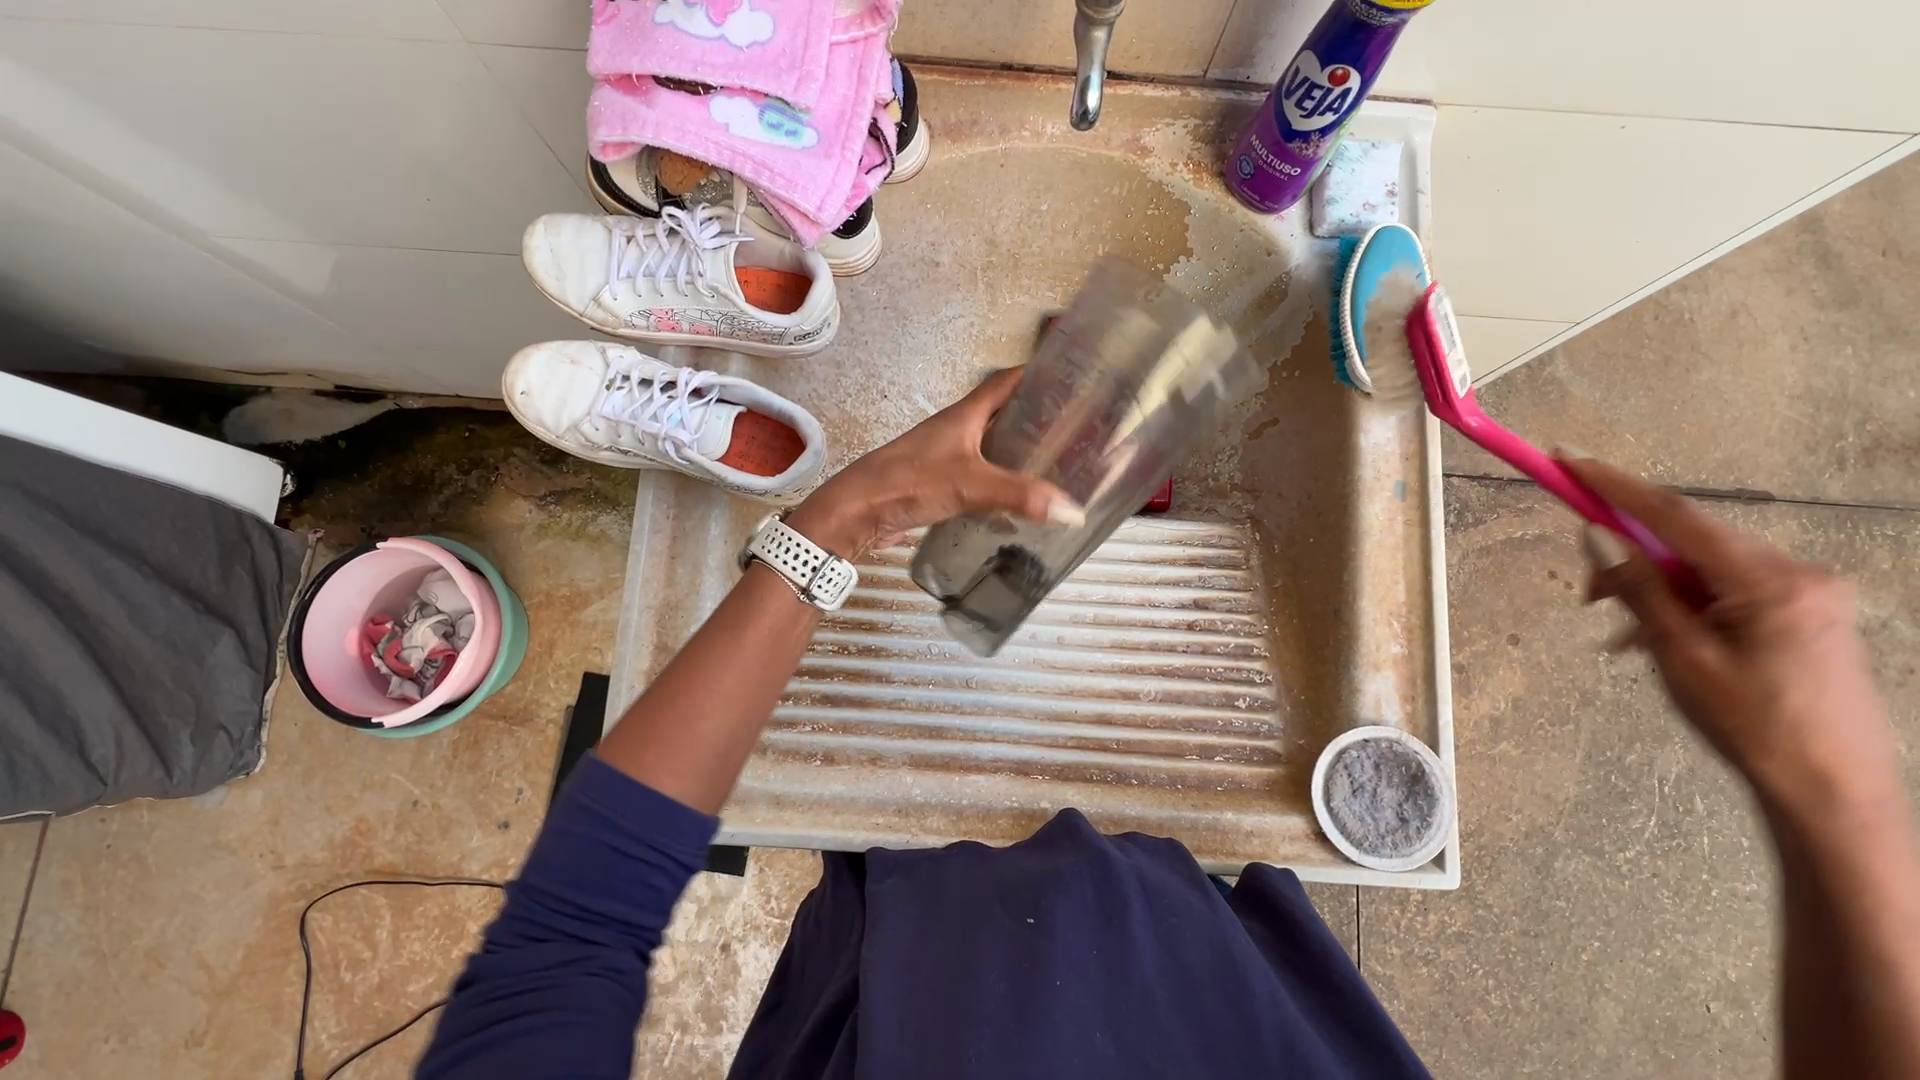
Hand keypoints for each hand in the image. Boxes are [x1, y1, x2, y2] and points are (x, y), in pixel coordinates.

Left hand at [785, 367, 1082, 561]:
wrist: (856, 511)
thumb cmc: (907, 482)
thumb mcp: (970, 485)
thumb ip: (1020, 496)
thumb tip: (1072, 510)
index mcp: (964, 415)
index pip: (1005, 382)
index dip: (1036, 375)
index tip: (1069, 375)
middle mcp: (956, 430)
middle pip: (1002, 415)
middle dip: (1035, 419)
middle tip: (1074, 430)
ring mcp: (945, 457)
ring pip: (991, 448)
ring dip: (1018, 453)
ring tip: (1055, 465)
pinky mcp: (938, 484)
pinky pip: (979, 477)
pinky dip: (1000, 484)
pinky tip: (1018, 502)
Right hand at [1565, 455, 1898, 813]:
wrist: (1835, 791)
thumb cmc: (1752, 726)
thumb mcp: (1680, 658)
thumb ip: (1641, 592)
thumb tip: (1600, 542)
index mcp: (1770, 582)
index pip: (1677, 517)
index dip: (1616, 486)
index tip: (1569, 460)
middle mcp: (1798, 573)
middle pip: (1692, 539)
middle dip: (1632, 555)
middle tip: (1591, 596)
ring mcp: (1810, 592)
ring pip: (1707, 565)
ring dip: (1659, 588)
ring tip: (1629, 636)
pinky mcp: (1809, 611)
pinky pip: (1729, 587)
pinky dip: (1687, 603)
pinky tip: (1666, 639)